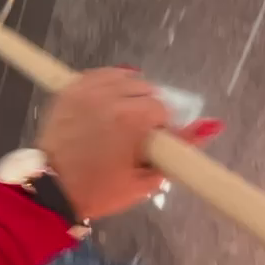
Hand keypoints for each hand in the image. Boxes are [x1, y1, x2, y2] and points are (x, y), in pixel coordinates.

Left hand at [36, 68, 216, 219]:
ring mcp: (87, 89)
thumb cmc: (100, 190)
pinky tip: (108, 99)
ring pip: (124, 77)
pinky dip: (108, 83)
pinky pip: (99, 74)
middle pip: (145, 89)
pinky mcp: (70, 89)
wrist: (50, 189)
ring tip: (120, 118)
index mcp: (132, 117)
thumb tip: (214, 125)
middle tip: (136, 134)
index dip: (161, 127)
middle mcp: (111, 96)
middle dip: (146, 109)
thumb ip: (182, 149)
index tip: (152, 143)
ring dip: (128, 94)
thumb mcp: (145, 178)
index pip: (163, 109)